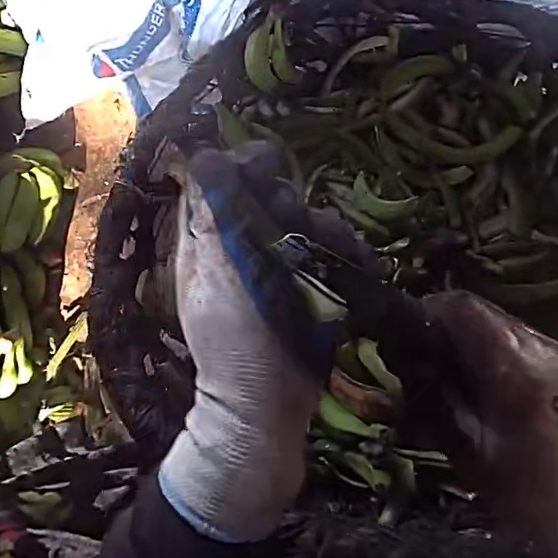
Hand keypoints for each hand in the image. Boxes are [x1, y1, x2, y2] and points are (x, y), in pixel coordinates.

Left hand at [158, 143, 370, 542]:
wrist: (263, 401)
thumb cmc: (227, 335)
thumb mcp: (209, 271)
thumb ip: (209, 213)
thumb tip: (204, 155)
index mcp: (210, 230)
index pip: (227, 172)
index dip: (246, 164)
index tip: (262, 171)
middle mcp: (245, 235)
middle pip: (274, 187)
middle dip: (285, 202)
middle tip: (287, 229)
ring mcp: (282, 257)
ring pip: (311, 214)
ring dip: (321, 230)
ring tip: (323, 260)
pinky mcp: (314, 277)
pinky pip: (338, 247)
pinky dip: (348, 253)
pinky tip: (353, 267)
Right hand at [423, 292, 557, 557]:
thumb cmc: (533, 498)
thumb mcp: (469, 453)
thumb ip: (434, 400)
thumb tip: (406, 362)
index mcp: (519, 371)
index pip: (465, 308)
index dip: (430, 312)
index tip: (409, 333)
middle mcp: (547, 350)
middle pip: (484, 312)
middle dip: (448, 328)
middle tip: (427, 356)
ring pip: (503, 325)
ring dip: (473, 340)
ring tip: (457, 371)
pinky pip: (525, 342)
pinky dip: (498, 351)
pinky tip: (491, 383)